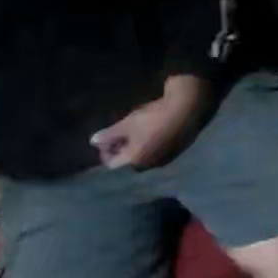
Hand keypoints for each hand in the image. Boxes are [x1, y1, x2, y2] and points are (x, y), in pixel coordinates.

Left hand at [90, 74, 211, 169]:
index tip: (105, 137)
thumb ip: (109, 135)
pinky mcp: (173, 152)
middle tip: (119, 131)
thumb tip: (92, 141)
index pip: (112, 164)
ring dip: (134, 146)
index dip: (105, 151)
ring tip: (134, 129)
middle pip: (127, 161)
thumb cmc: (152, 119)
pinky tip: (150, 129)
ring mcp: (162, 160)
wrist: (185, 112)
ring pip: (142, 156)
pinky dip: (147, 144)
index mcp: (134, 161)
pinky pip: (154, 152)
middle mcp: (148, 166)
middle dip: (120, 148)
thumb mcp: (126, 124)